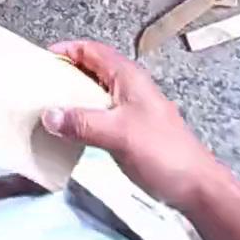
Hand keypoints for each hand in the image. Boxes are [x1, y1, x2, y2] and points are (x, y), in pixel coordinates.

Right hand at [40, 40, 224, 210]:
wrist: (199, 189)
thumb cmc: (163, 153)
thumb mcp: (118, 134)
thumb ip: (81, 122)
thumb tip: (47, 115)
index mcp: (127, 77)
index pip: (90, 49)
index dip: (65, 50)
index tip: (41, 61)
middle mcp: (129, 87)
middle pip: (90, 68)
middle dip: (64, 72)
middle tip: (41, 84)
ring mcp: (131, 107)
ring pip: (94, 90)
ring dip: (72, 95)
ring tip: (49, 106)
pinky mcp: (131, 127)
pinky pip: (98, 111)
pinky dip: (81, 114)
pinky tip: (69, 129)